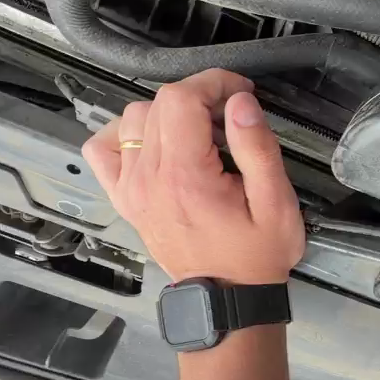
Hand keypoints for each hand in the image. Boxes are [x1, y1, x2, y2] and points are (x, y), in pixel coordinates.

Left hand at [81, 69, 304, 285]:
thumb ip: (258, 148)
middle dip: (198, 96)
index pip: (181, 98)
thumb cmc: (258, 254)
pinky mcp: (123, 197)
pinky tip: (156, 143)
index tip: (241, 92)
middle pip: (157, 103)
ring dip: (168, 113)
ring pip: (132, 118)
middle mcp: (147, 177)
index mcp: (185, 176)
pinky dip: (125, 134)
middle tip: (231, 116)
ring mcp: (129, 188)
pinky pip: (103, 148)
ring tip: (202, 134)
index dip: (212, 82)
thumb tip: (240, 103)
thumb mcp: (276, 203)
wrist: (228, 297)